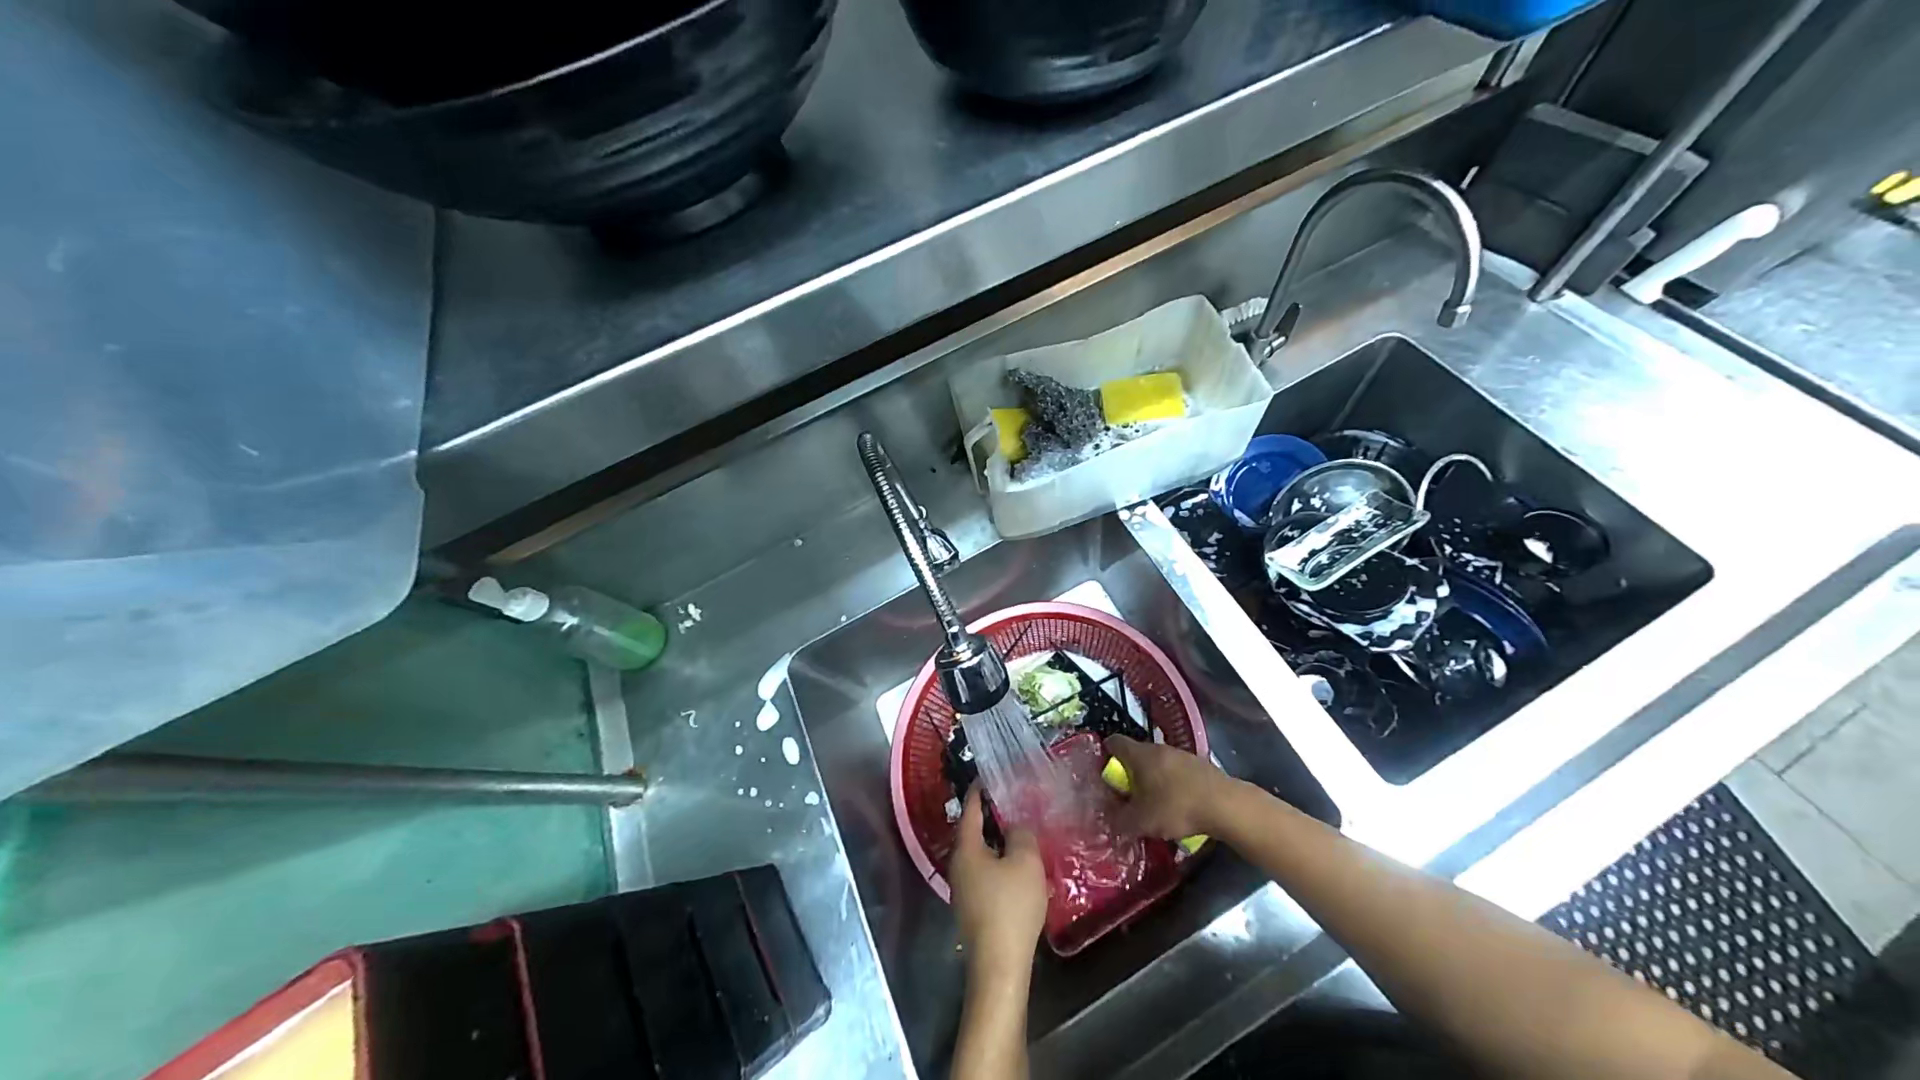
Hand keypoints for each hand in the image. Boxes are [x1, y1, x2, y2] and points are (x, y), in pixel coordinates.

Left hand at [949, 788, 1047, 981]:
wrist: (1000, 965)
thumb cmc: (1011, 906)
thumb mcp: (1025, 862)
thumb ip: (1021, 834)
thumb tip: (1015, 825)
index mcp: (965, 849)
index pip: (969, 809)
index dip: (980, 790)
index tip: (989, 775)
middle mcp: (958, 865)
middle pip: (973, 832)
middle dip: (992, 817)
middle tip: (1013, 802)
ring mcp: (963, 889)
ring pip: (981, 854)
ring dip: (998, 842)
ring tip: (1021, 833)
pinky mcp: (974, 908)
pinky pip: (986, 874)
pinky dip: (1000, 863)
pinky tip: (1019, 868)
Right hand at [1104, 734, 1237, 839]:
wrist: (1226, 806)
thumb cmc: (1175, 807)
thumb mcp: (1140, 821)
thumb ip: (1119, 820)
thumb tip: (1109, 819)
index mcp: (1139, 754)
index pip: (1114, 742)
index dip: (1105, 755)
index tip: (1105, 775)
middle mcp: (1159, 748)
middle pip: (1136, 754)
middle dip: (1129, 773)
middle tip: (1127, 796)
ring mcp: (1181, 754)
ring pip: (1158, 763)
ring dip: (1152, 779)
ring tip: (1153, 804)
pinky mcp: (1199, 765)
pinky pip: (1176, 771)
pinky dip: (1171, 784)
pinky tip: (1177, 805)